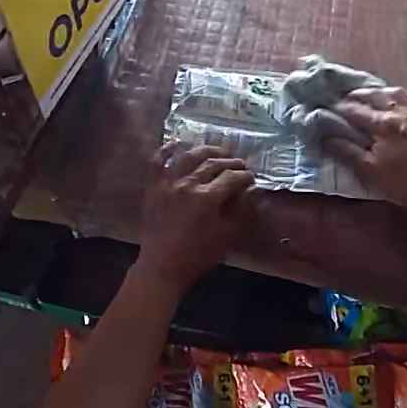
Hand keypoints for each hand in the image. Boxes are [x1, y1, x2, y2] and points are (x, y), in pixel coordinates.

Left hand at [136, 143, 254, 290]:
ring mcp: (167, 183)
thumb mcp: (227, 234)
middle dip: (231, 162)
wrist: (162, 265)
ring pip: (189, 157)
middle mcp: (187, 184)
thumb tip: (253, 190)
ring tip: (218, 152)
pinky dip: (167, 150)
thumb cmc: (198, 254)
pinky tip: (177, 142)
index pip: (232, 177)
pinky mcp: (153, 187)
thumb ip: (241, 210)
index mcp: (207, 197)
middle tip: (239, 165)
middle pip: (213, 164)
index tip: (251, 178)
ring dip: (206, 151)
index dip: (245, 176)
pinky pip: (158, 162)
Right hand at [322, 87, 406, 213]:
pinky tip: (391, 106)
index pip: (355, 110)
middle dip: (356, 95)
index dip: (338, 109)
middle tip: (342, 98)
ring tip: (366, 97)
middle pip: (375, 95)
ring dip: (377, 92)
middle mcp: (400, 112)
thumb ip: (347, 151)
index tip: (325, 108)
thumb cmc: (405, 181)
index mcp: (384, 124)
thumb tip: (326, 137)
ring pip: (394, 93)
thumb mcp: (370, 169)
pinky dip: (394, 99)